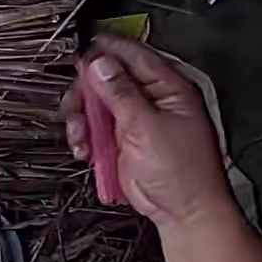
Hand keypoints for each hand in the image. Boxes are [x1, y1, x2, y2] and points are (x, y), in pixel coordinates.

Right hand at [62, 34, 232, 228]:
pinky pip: (92, 128)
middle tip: (78, 105)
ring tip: (82, 137)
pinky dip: (84, 137)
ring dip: (82, 119)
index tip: (84, 50)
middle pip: (106, 79)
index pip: (134, 55)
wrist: (181, 212)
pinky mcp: (120, 140)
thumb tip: (100, 63)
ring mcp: (133, 120)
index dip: (107, 50)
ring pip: (94, 105)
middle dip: (87, 93)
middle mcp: (149, 100)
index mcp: (168, 88)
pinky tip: (85, 149)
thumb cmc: (183, 173)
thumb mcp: (147, 126)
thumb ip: (120, 92)